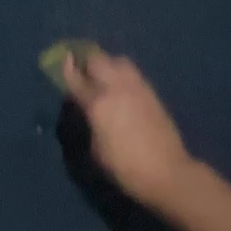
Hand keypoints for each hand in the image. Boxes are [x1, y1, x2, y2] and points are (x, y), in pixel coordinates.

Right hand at [61, 51, 197, 205]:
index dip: (67, 68)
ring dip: (107, 63)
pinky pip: (132, 72)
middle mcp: (116, 88)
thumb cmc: (125, 167)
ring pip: (118, 60)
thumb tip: (89, 111)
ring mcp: (136, 87)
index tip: (63, 59)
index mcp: (98, 104)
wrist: (167, 172)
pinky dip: (122, 72)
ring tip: (103, 74)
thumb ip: (90, 123)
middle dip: (86, 61)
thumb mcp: (96, 149)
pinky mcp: (152, 92)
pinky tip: (120, 85)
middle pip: (97, 60)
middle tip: (82, 69)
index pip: (77, 78)